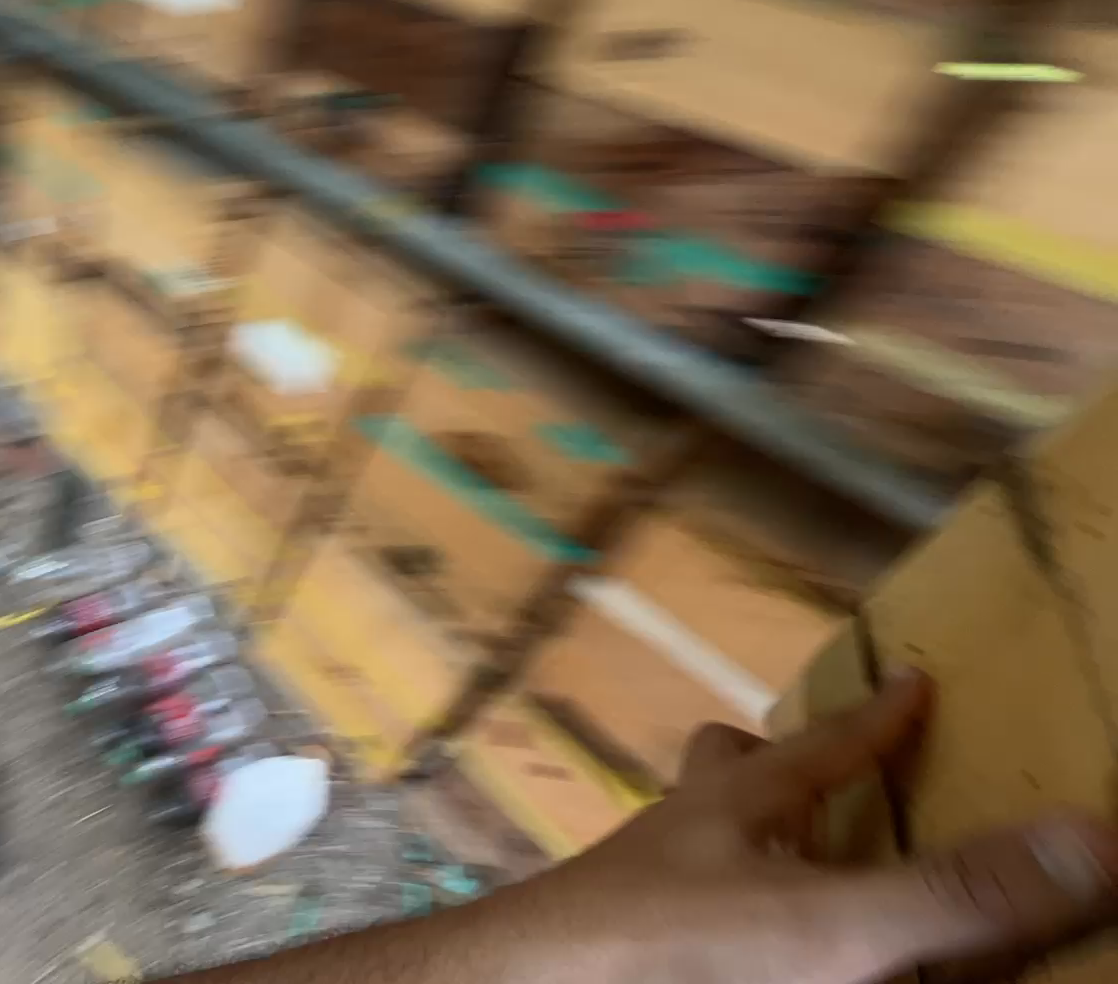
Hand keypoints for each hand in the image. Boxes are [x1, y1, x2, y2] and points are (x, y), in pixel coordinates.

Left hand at [507, 669, 1117, 983]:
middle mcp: (696, 815)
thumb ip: (953, 891)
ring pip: (711, 811)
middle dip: (788, 755)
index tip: (910, 675)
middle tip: (841, 774)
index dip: (878, 714)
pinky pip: (703, 871)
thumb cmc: (692, 933)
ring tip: (818, 849)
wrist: (565, 970)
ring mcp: (666, 858)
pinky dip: (745, 880)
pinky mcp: (654, 908)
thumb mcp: (835, 920)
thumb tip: (1093, 832)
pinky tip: (764, 917)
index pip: (824, 740)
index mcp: (739, 796)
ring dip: (762, 817)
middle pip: (735, 758)